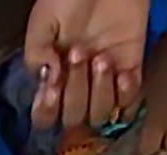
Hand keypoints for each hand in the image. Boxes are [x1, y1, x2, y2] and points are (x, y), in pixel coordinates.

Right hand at [26, 0, 150, 129]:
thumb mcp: (42, 23)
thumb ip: (35, 56)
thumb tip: (49, 80)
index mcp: (52, 79)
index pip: (45, 118)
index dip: (47, 111)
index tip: (52, 87)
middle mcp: (77, 87)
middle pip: (73, 120)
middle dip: (75, 92)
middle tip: (79, 52)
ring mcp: (104, 81)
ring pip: (99, 115)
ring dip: (100, 92)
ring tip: (102, 58)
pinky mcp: (131, 67)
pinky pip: (128, 100)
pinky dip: (125, 93)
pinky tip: (122, 72)